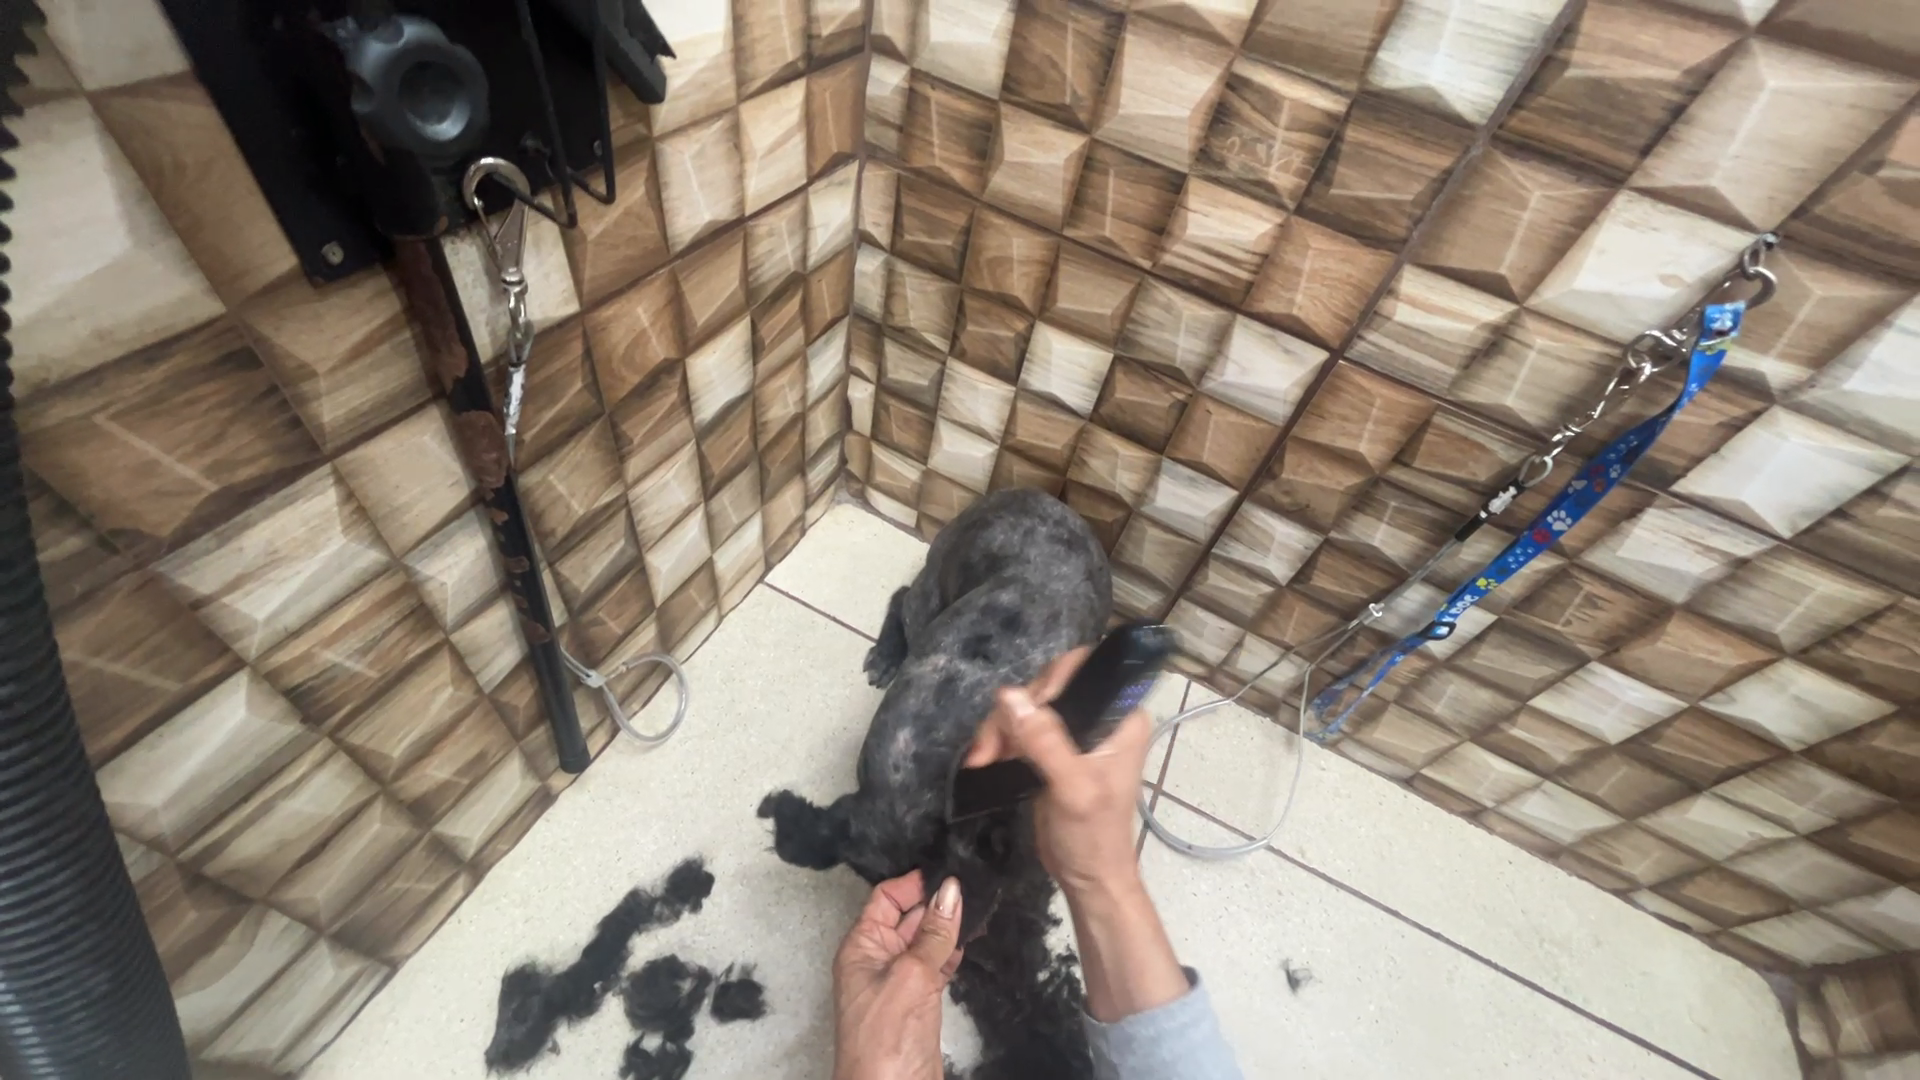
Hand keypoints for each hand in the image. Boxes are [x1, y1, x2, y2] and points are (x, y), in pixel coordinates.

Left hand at [832, 872, 964, 1079]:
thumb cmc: (888, 1034)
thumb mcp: (911, 975)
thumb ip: (933, 932)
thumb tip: (952, 887)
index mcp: (862, 945)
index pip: (885, 898)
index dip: (913, 883)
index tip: (948, 870)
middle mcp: (878, 959)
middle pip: (907, 917)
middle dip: (935, 902)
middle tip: (972, 882)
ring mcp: (898, 982)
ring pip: (924, 941)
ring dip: (947, 926)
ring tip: (977, 905)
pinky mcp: (918, 1003)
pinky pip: (935, 965)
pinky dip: (951, 952)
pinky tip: (969, 940)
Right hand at [963, 649, 1153, 901]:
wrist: (1086, 878)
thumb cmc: (1092, 835)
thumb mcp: (1072, 789)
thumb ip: (1044, 741)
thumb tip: (1007, 696)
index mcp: (1120, 717)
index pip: (1087, 669)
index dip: (1054, 678)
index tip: (1032, 707)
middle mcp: (1099, 716)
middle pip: (1047, 684)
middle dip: (1016, 711)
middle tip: (995, 744)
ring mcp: (1073, 731)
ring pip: (1027, 704)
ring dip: (1000, 728)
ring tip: (984, 758)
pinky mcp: (1051, 747)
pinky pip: (1019, 725)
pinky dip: (999, 739)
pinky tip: (985, 759)